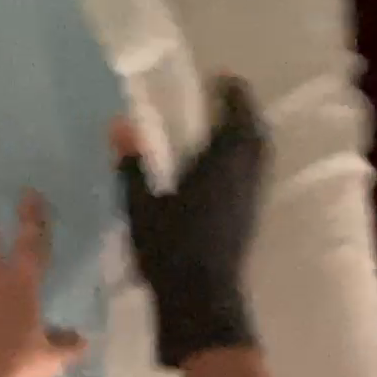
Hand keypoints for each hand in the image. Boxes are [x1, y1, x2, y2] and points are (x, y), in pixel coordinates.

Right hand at [116, 76, 265, 367]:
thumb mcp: (141, 206)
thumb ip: (133, 164)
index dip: (231, 94)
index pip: (236, 116)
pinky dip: (241, 159)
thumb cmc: (169, 249)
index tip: (220, 77)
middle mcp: (245, 175)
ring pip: (256, 155)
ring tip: (220, 130)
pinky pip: (251, 173)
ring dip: (244, 136)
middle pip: (254, 133)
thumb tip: (120, 123)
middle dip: (241, 112)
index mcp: (222, 164)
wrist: (201, 299)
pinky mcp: (247, 216)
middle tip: (221, 100)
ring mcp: (250, 198)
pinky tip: (218, 170)